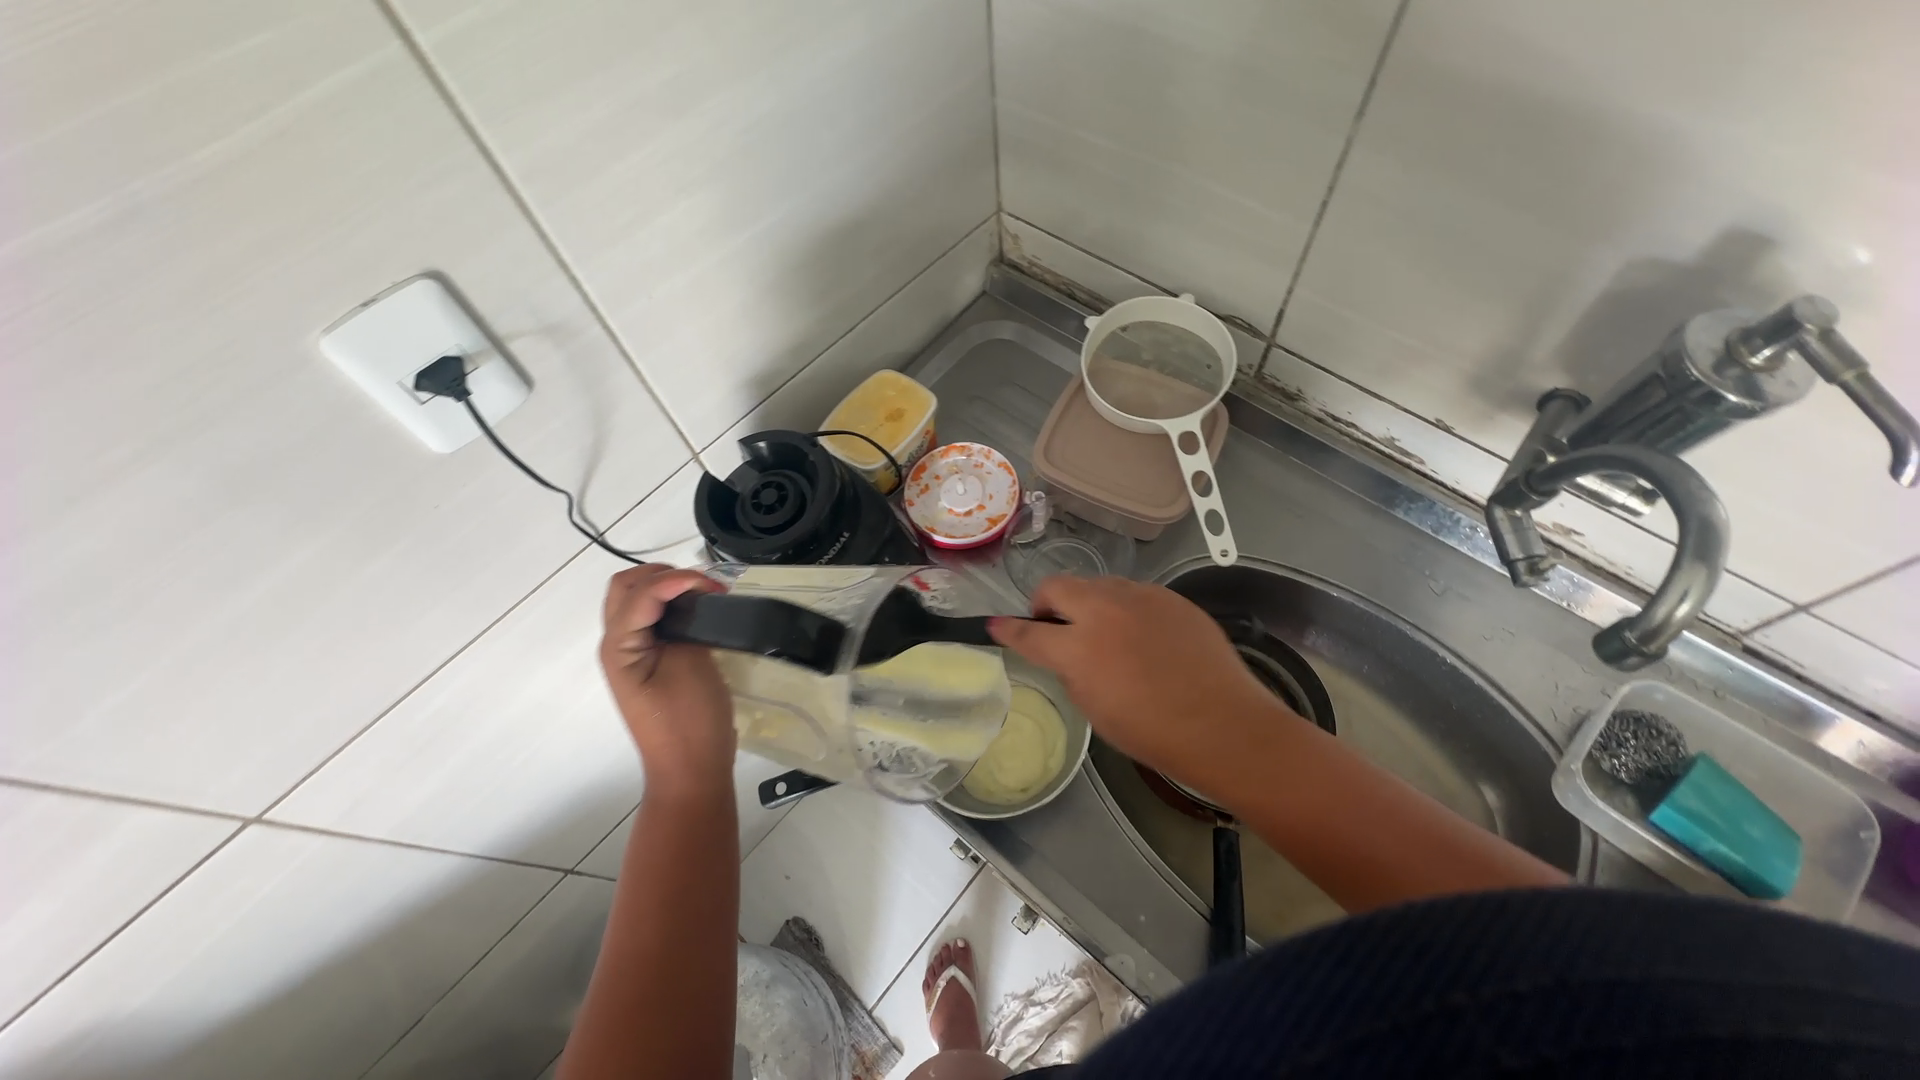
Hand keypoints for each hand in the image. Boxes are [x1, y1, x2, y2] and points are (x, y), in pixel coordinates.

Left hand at [600, 565, 736, 792]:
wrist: (691, 771)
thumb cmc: (689, 722)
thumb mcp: (690, 666)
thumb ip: (687, 625)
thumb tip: (694, 600)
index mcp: (619, 646)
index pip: (642, 593)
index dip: (679, 579)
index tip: (718, 586)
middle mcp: (616, 645)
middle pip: (626, 587)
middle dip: (663, 575)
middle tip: (704, 584)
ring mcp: (630, 655)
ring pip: (635, 601)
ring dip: (665, 588)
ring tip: (704, 594)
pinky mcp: (648, 664)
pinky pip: (650, 621)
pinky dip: (671, 607)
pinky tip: (699, 615)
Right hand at [989, 576, 1301, 786]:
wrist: (1222, 723)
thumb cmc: (1152, 731)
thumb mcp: (1094, 707)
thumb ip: (1070, 669)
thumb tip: (1064, 652)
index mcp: (1078, 646)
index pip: (1029, 632)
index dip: (1008, 631)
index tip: (996, 627)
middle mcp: (1104, 610)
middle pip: (1057, 586)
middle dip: (1046, 603)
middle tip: (1053, 626)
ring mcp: (1140, 597)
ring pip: (1097, 585)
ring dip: (1087, 603)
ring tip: (1102, 631)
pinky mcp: (1170, 597)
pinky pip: (1134, 594)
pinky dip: (1124, 608)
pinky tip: (1141, 636)